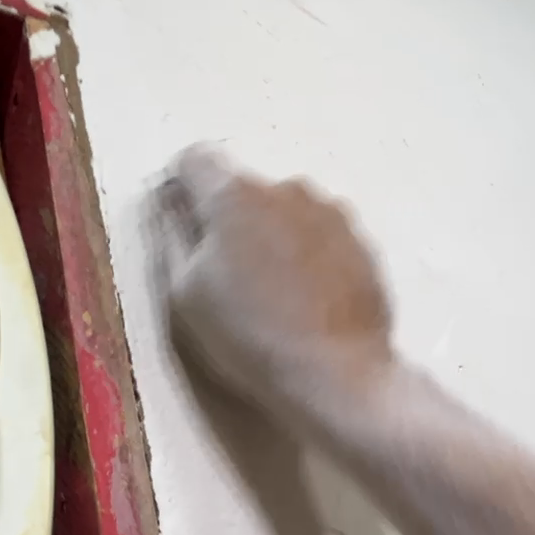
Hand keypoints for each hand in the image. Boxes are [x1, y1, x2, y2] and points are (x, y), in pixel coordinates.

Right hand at [149, 145, 395, 423]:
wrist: (337, 375)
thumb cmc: (248, 337)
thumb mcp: (186, 297)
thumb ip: (172, 240)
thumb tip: (171, 207)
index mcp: (235, 196)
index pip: (195, 159)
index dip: (181, 188)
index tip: (182, 223)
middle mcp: (287, 188)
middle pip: (244, 189)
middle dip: (232, 220)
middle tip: (229, 275)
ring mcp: (332, 212)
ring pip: (286, 212)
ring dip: (273, 237)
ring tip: (275, 293)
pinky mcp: (363, 242)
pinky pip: (320, 236)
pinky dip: (307, 257)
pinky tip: (307, 302)